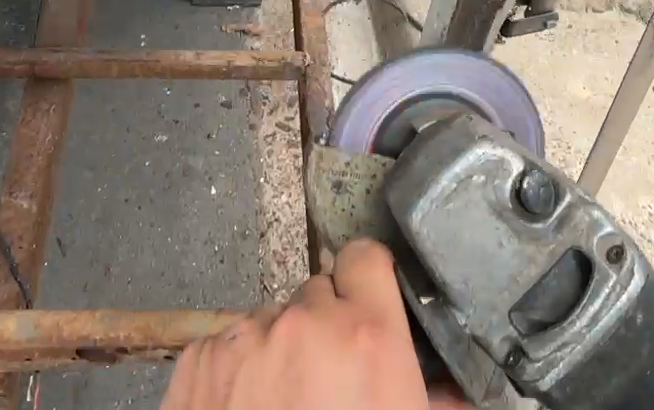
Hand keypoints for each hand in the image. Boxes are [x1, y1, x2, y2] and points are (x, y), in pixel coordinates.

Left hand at [161, 239, 467, 409]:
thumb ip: (435, 400)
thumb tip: (455, 390)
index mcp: (365, 335)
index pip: (366, 258)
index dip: (368, 283)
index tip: (368, 306)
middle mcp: (304, 322)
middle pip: (318, 295)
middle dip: (325, 329)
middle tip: (329, 383)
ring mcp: (245, 337)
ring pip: (273, 321)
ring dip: (281, 350)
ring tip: (284, 405)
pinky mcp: (199, 358)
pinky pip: (229, 345)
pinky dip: (239, 371)